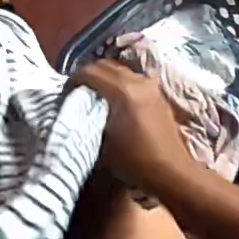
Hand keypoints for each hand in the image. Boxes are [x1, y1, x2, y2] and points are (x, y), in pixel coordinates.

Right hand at [73, 59, 201, 193]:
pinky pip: (131, 78)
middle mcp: (137, 81)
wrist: (172, 173)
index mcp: (122, 91)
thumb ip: (89, 117)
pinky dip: (119, 82)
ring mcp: (150, 85)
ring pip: (119, 69)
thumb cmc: (135, 161)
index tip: (66, 91)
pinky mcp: (157, 93)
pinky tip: (114, 98)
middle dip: (88, 73)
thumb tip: (78, 107)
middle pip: (105, 65)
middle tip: (77, 89)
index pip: (90, 72)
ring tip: (94, 93)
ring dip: (104, 76)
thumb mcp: (103, 141)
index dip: (74, 79)